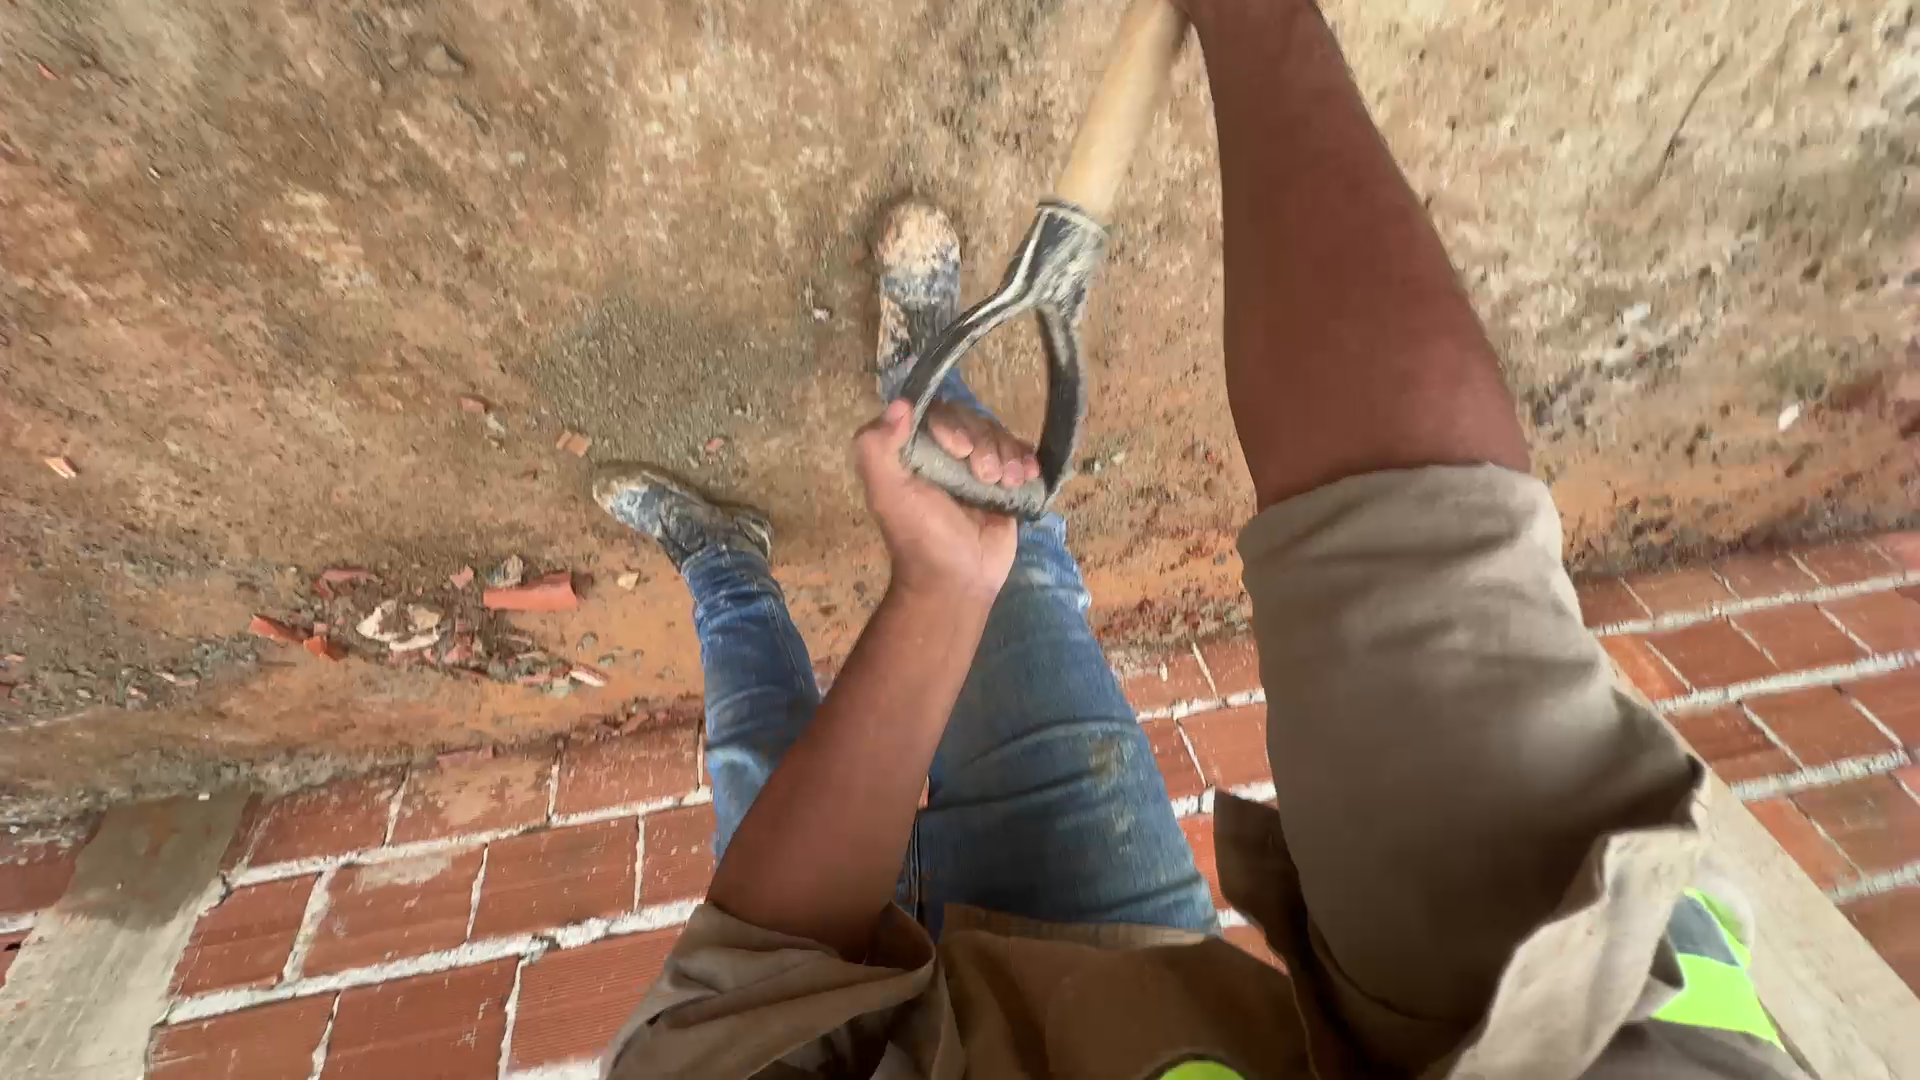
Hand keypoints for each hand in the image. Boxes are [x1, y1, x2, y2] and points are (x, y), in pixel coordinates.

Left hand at [853, 400, 1030, 601]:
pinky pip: (1021, 457)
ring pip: (1000, 437)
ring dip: (1008, 455)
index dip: (953, 425)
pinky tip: (1025, 478)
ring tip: (1005, 484)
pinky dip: (1026, 462)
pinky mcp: (1005, 486)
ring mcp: (977, 470)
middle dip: (985, 445)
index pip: (939, 414)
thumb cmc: (921, 538)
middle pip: (975, 422)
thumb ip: (876, 449)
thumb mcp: (887, 494)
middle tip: (986, 477)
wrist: (958, 581)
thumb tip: (900, 404)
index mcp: (915, 452)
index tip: (960, 450)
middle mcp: (946, 456)